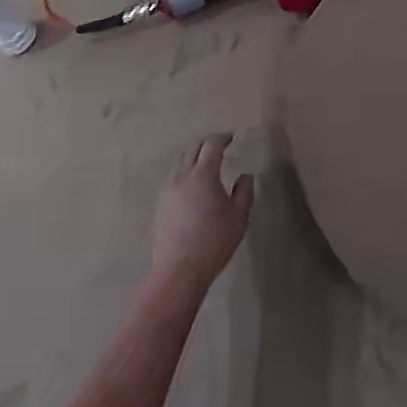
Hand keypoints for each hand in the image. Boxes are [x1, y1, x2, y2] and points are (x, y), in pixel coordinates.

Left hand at [151, 134, 252, 291]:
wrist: (180, 268)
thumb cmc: (214, 242)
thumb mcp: (239, 218)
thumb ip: (244, 193)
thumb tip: (245, 176)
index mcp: (203, 176)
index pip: (211, 146)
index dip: (222, 139)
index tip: (230, 138)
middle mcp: (182, 177)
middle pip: (192, 150)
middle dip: (206, 145)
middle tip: (218, 148)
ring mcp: (168, 190)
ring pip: (179, 164)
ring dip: (192, 158)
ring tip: (204, 165)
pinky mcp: (160, 204)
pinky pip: (173, 179)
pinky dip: (183, 174)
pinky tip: (190, 186)